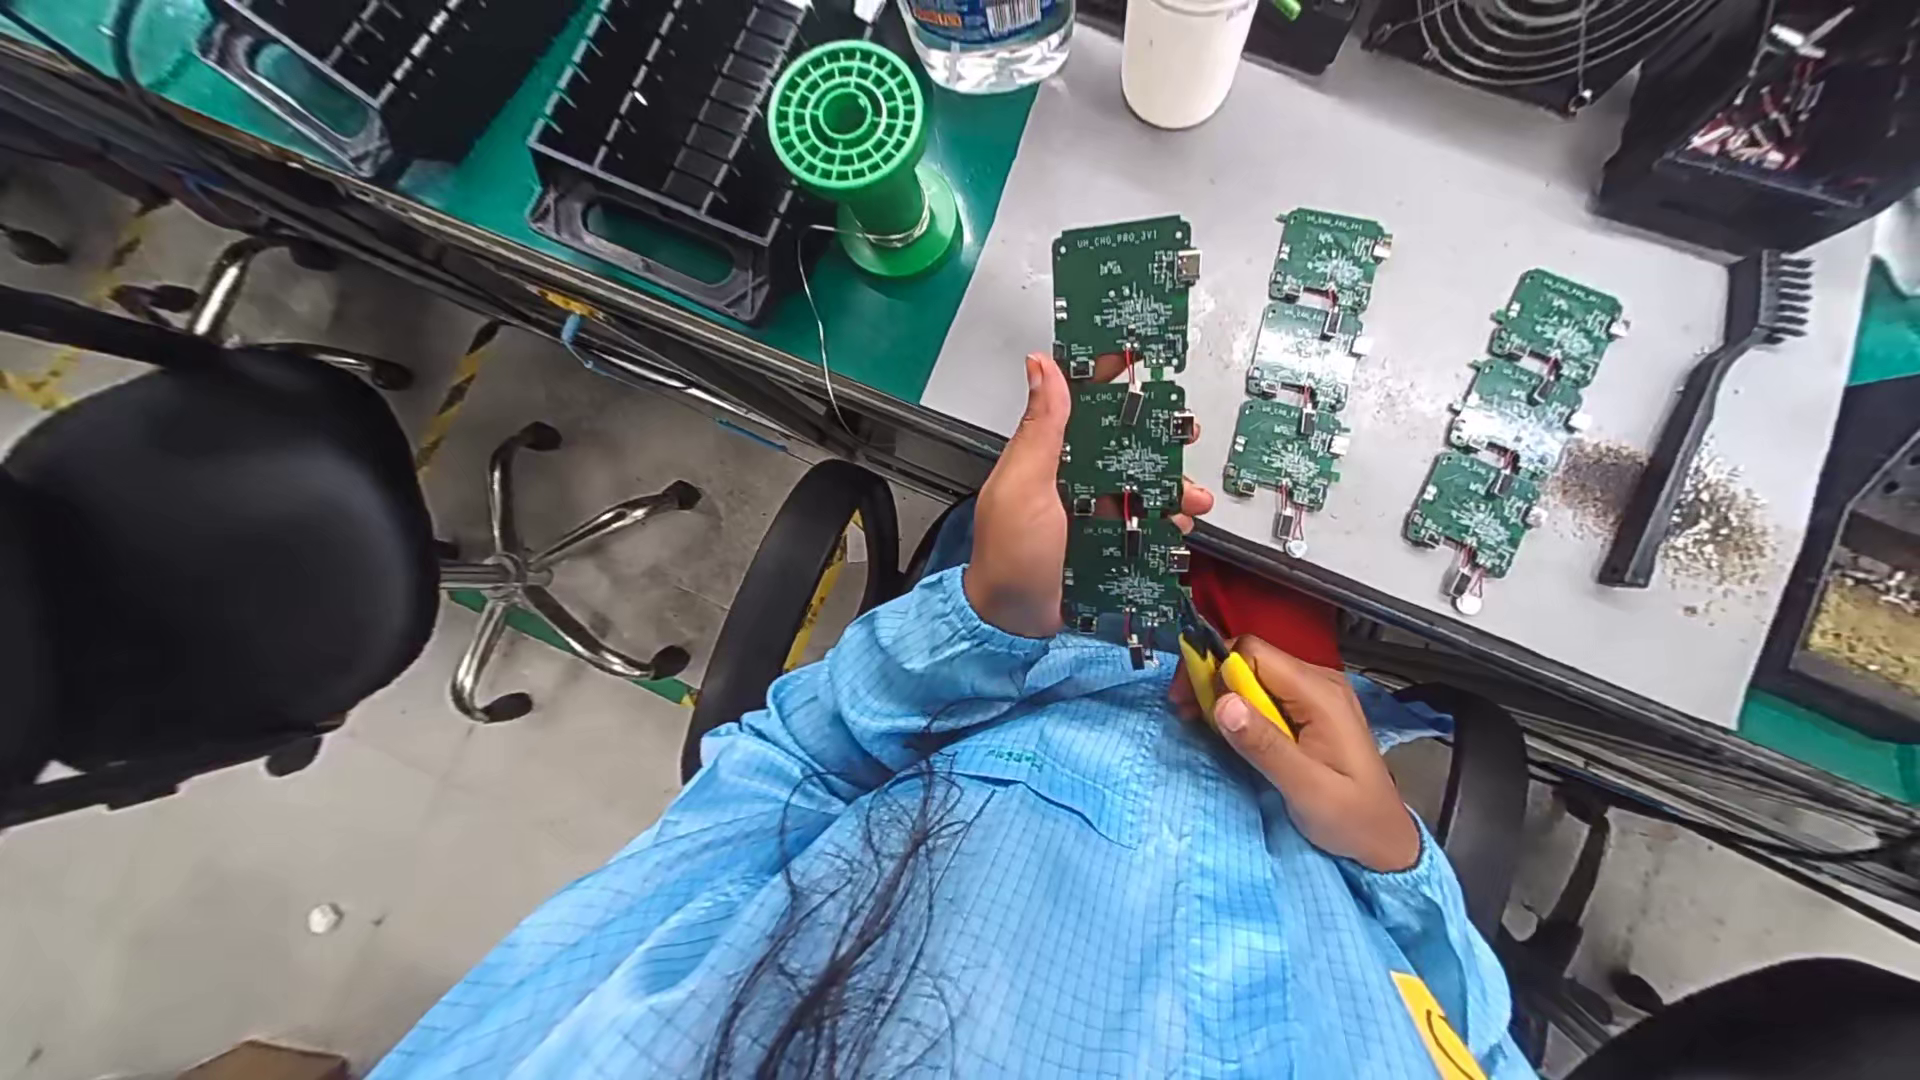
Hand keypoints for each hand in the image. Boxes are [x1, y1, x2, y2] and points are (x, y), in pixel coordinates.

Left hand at [965, 352, 1213, 637]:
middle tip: (1181, 431)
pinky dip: (1164, 520)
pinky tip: (1177, 526)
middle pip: (1118, 440)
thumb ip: (1038, 430)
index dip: (1105, 376)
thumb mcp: (1022, 487)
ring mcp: (1088, 509)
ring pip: (1137, 481)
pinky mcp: (1105, 539)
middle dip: (1153, 434)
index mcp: (1043, 455)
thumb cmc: (1009, 556)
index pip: (1076, 402)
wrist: (1016, 622)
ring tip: (1189, 497)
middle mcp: (1068, 477)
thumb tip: (1041, 366)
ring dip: (1169, 483)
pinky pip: (1141, 521)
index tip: (1135, 355)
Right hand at [1208, 635, 1420, 872]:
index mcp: (1320, 694)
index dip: (1213, 667)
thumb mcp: (1308, 790)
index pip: (1252, 653)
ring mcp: (1310, 692)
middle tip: (1185, 710)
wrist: (1385, 842)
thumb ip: (1265, 746)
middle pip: (1246, 657)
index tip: (1188, 699)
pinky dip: (1233, 703)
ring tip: (1197, 719)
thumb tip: (1223, 703)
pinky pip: (1257, 689)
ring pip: (1248, 671)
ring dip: (1217, 691)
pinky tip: (1223, 726)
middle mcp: (1316, 681)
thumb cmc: (1353, 819)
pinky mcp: (1302, 705)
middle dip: (1209, 678)